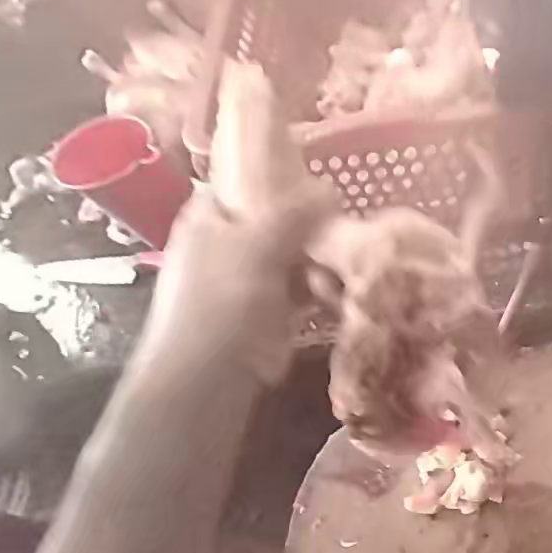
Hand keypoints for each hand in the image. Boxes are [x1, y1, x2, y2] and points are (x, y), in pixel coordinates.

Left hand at [133, 184, 335, 386]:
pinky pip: (302, 291)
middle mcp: (228, 245)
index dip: (278, 178)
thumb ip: (292, 214)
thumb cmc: (223, 301)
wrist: (211, 373)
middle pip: (277, 221)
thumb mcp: (257, 245)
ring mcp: (250, 281)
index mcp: (210, 218)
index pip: (244, 181)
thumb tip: (327, 187)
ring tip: (341, 268)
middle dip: (310, 227)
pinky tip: (335, 294)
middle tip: (340, 230)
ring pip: (294, 258)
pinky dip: (319, 291)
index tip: (317, 184)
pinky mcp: (271, 314)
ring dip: (319, 262)